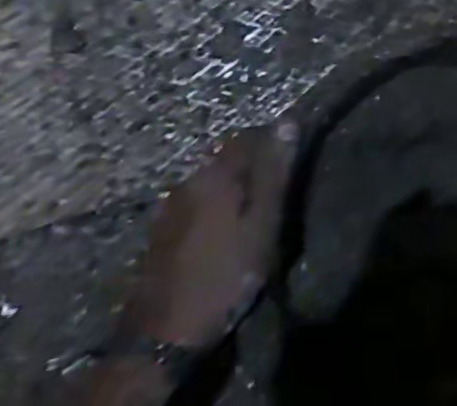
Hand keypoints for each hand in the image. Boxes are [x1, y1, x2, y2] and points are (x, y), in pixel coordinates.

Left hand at [115, 121, 298, 347]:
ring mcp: (168, 209)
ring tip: (257, 212)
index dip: (275, 141)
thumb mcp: (263, 221)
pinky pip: (199, 204)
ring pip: (213, 182)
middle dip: (255, 166)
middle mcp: (186, 183)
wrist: (163, 336)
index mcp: (213, 176)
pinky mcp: (161, 233)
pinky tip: (229, 231)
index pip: (248, 136)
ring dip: (236, 189)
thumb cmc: (224, 272)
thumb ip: (274, 171)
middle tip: (280, 190)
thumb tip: (288, 121)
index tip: (296, 160)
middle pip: (228, 159)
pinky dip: (218, 208)